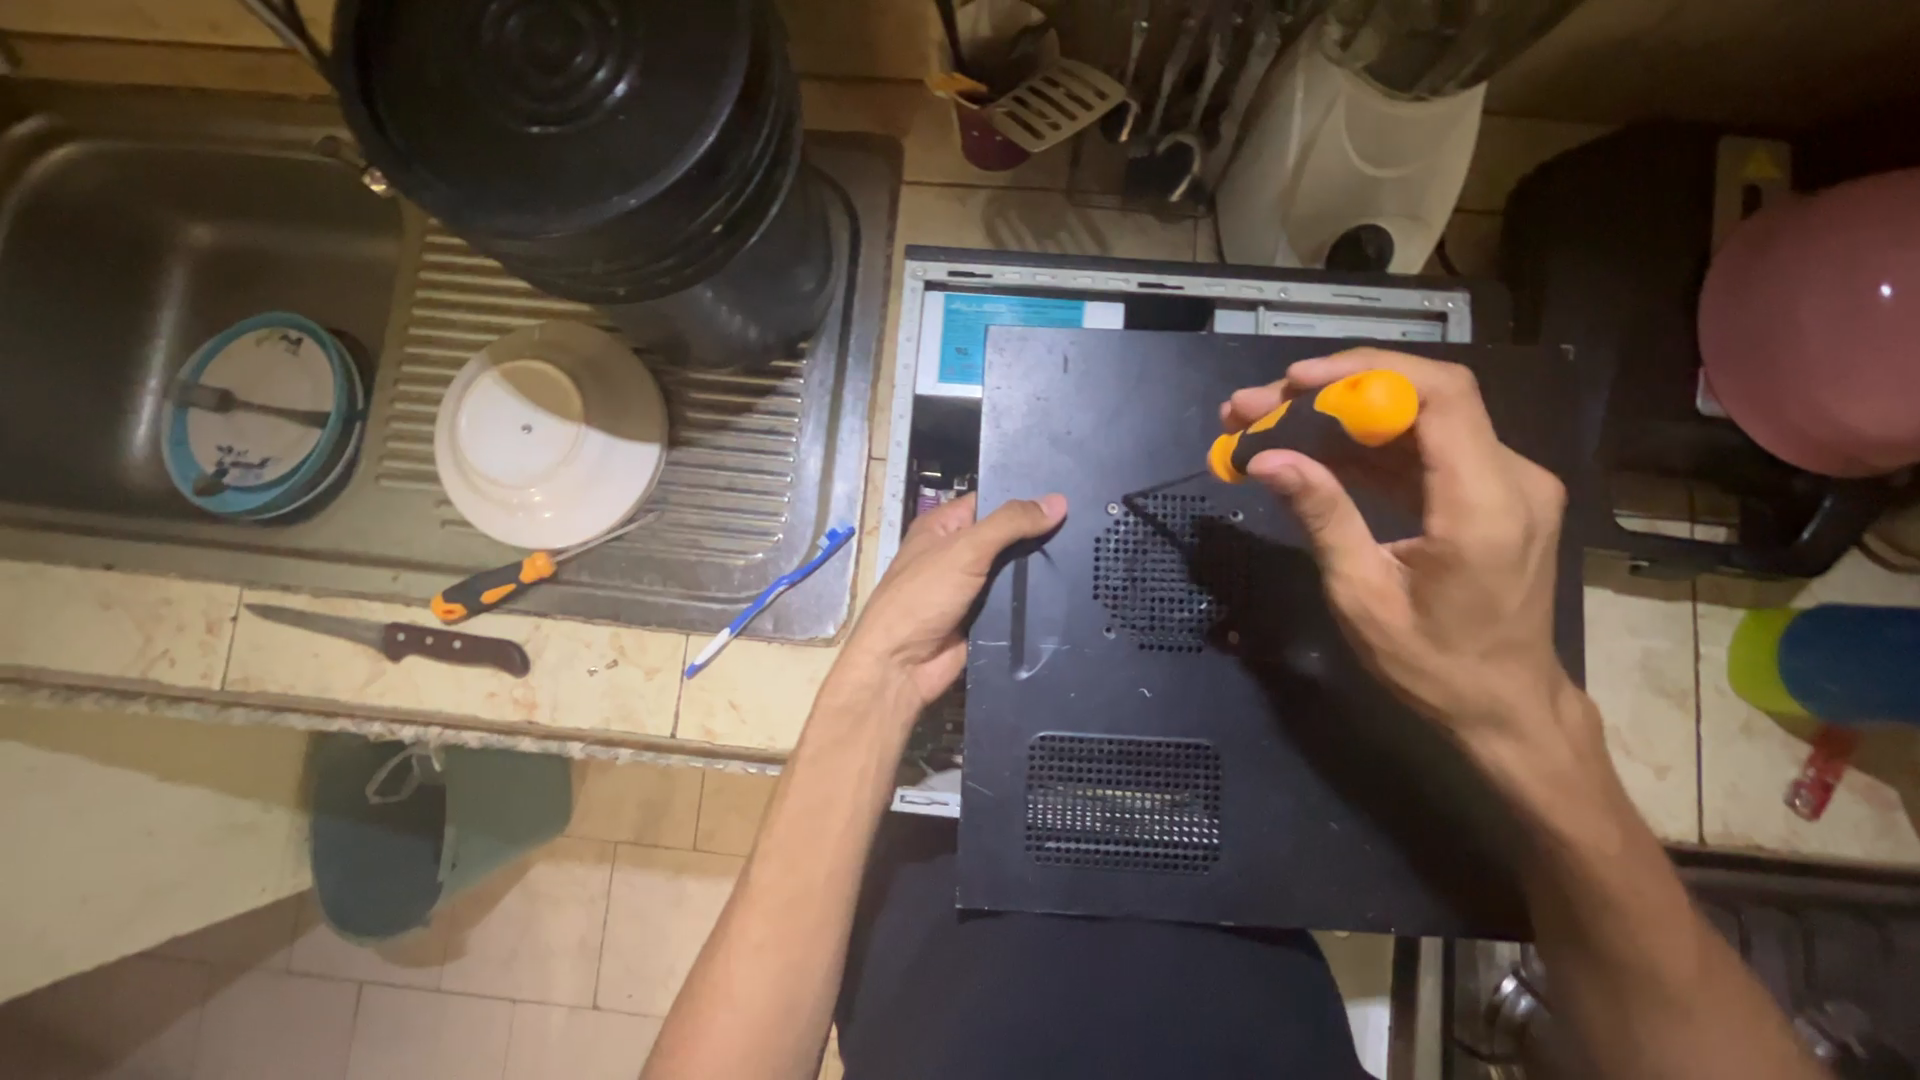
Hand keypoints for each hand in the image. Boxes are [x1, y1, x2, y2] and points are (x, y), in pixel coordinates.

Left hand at [844, 492, 1067, 707]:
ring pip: (1012, 572)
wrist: (901, 666)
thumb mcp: (965, 549)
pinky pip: (1013, 603)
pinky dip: (1033, 600)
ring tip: (1083, 556)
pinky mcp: (982, 619)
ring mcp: (969, 588)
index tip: (1062, 498)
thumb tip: (1057, 502)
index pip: (988, 502)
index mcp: (941, 527)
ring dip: (1038, 570)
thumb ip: (1010, 524)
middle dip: (1036, 535)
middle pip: (1004, 537)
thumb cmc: (923, 598)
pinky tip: (1068, 592)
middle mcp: (955, 554)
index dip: (1022, 500)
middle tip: (1082, 526)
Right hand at [1221, 348, 1577, 763]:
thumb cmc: (1433, 664)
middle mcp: (1511, 477)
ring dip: (1343, 416)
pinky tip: (1313, 451)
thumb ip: (1322, 517)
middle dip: (1335, 392)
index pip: (1440, 396)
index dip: (1365, 373)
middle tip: (1256, 407)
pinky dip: (1368, 444)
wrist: (1505, 705)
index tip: (1294, 382)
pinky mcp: (1494, 493)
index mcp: (1484, 505)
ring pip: (1421, 419)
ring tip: (1268, 424)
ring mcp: (1508, 482)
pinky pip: (1427, 449)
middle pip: (1425, 397)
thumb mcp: (1363, 595)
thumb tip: (1266, 459)